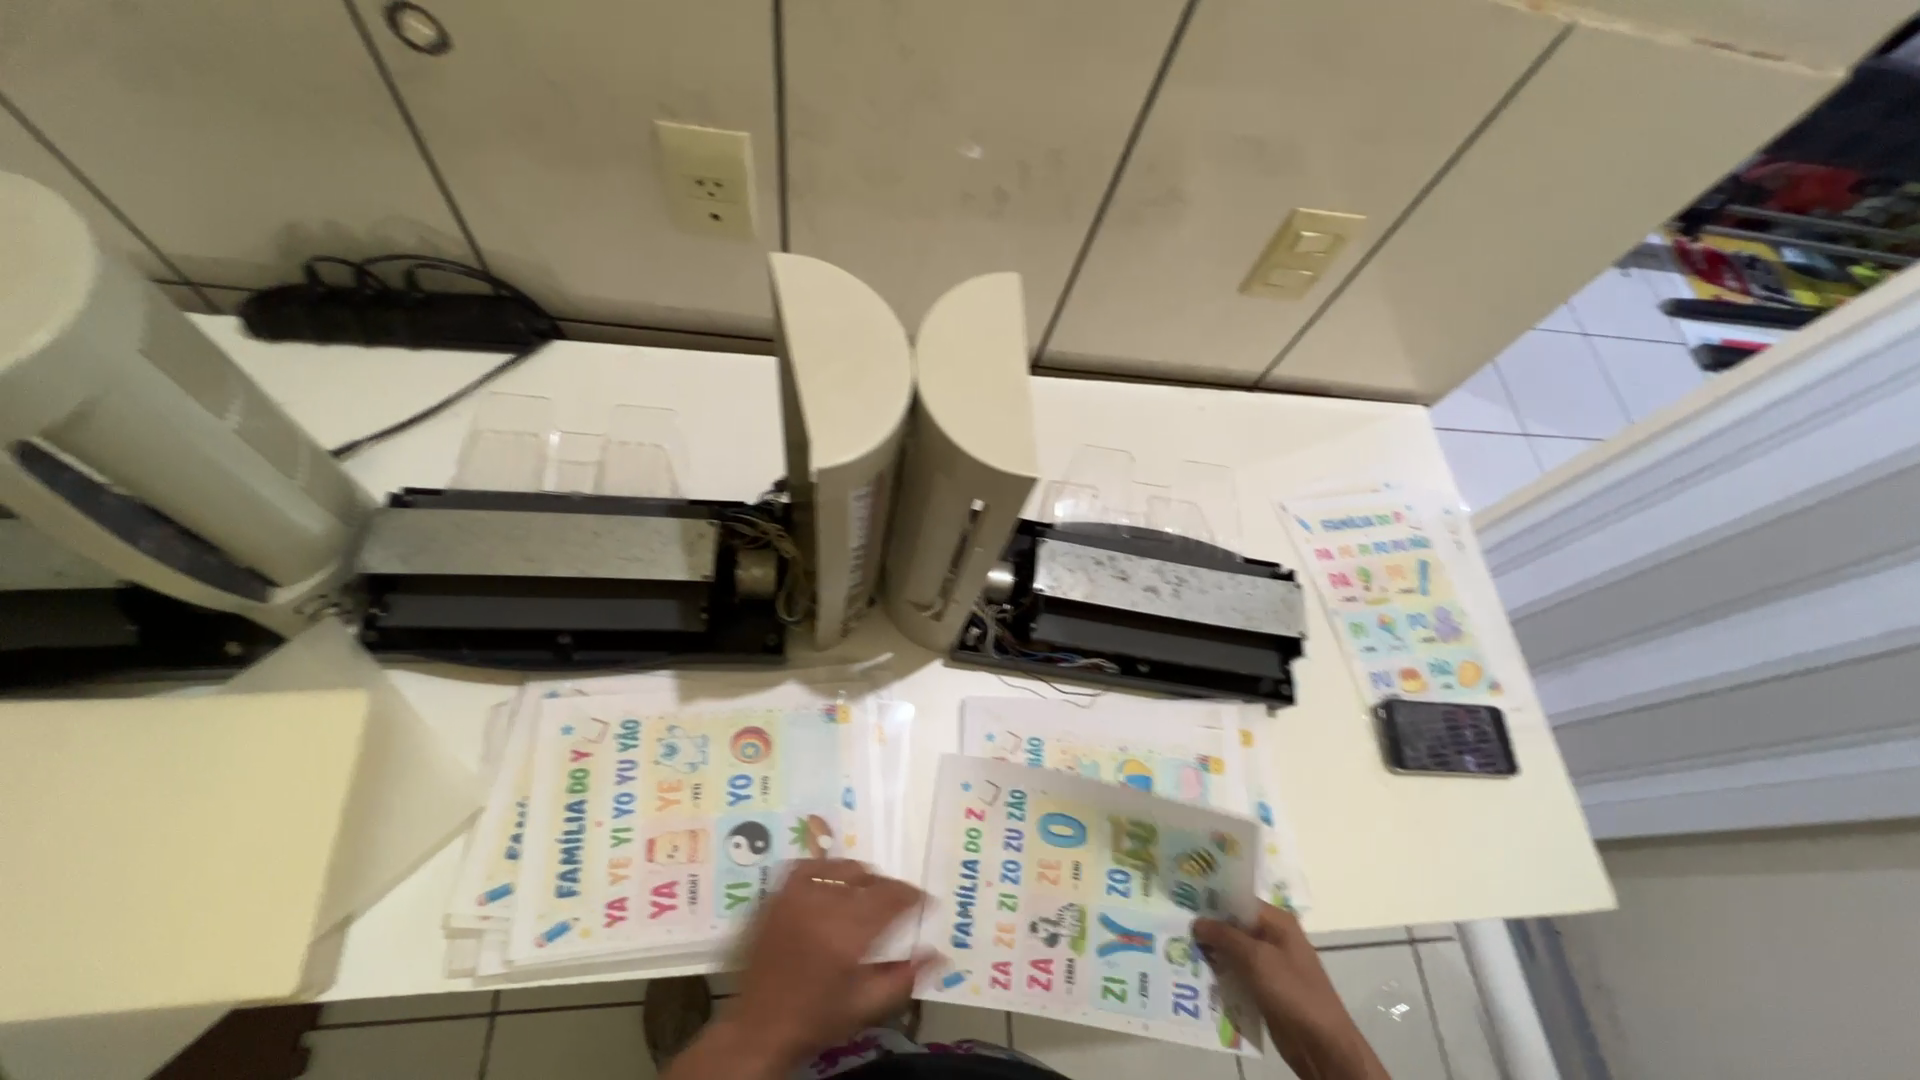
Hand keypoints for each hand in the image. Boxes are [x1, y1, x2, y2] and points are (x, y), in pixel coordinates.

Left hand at [711, 860, 938, 1073]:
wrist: (758, 1028)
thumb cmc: (816, 1020)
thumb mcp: (866, 1007)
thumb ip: (904, 978)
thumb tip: (939, 954)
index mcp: (849, 933)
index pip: (893, 898)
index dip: (914, 897)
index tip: (924, 903)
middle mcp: (824, 906)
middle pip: (870, 880)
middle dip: (890, 888)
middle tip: (898, 903)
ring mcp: (796, 898)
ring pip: (840, 868)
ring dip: (861, 876)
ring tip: (867, 890)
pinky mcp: (775, 898)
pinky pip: (806, 867)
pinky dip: (824, 868)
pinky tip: (831, 878)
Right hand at [1194, 904, 1388, 1079]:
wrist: (1322, 1045)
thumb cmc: (1292, 992)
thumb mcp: (1257, 959)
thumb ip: (1225, 937)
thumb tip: (1197, 921)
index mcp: (1278, 923)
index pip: (1240, 902)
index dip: (1213, 901)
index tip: (1183, 902)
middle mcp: (1274, 938)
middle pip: (1234, 927)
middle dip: (1208, 930)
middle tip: (1174, 928)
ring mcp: (1270, 965)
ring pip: (1233, 952)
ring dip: (1211, 954)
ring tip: (1178, 951)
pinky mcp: (1264, 988)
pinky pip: (1237, 975)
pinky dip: (1221, 975)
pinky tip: (1196, 977)